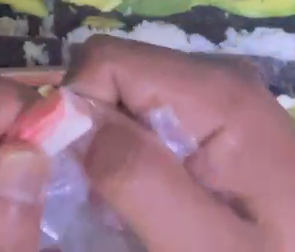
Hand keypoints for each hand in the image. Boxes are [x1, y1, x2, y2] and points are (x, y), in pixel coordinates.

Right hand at [65, 36, 294, 251]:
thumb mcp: (208, 250)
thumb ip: (139, 179)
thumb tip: (68, 117)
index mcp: (218, 92)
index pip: (105, 61)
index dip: (74, 111)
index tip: (70, 179)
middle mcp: (219, 76)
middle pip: (114, 73)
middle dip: (90, 132)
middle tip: (101, 207)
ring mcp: (224, 99)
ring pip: (128, 96)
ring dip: (110, 149)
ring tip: (127, 214)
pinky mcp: (226, 125)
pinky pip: (153, 117)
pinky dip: (134, 157)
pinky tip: (152, 207)